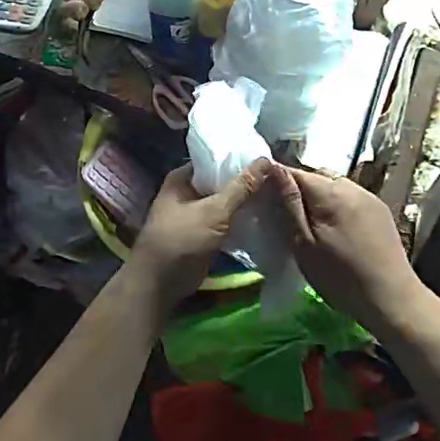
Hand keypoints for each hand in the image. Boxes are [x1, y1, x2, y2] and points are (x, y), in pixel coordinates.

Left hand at [129, 160, 270, 306]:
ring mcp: (195, 214)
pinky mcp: (203, 234)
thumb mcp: (214, 211)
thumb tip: (265, 160)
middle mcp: (187, 192)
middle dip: (246, 182)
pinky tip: (265, 217)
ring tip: (278, 194)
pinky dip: (241, 220)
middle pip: (221, 181)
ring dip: (246, 202)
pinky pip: (226, 221)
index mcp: (182, 178)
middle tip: (279, 177)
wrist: (160, 282)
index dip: (239, 158)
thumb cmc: (181, 239)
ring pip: (225, 203)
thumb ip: (240, 187)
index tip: (268, 158)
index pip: (214, 160)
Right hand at [272, 166, 423, 321]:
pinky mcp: (380, 211)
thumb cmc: (340, 277)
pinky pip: (349, 198)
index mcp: (331, 193)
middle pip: (316, 178)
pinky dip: (336, 207)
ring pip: (333, 188)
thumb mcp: (304, 243)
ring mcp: (370, 198)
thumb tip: (273, 168)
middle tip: (287, 218)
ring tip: (311, 226)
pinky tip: (335, 230)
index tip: (266, 201)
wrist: (392, 300)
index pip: (295, 172)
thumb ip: (289, 204)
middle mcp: (352, 188)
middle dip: (298, 192)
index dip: (277, 183)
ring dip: (318, 199)